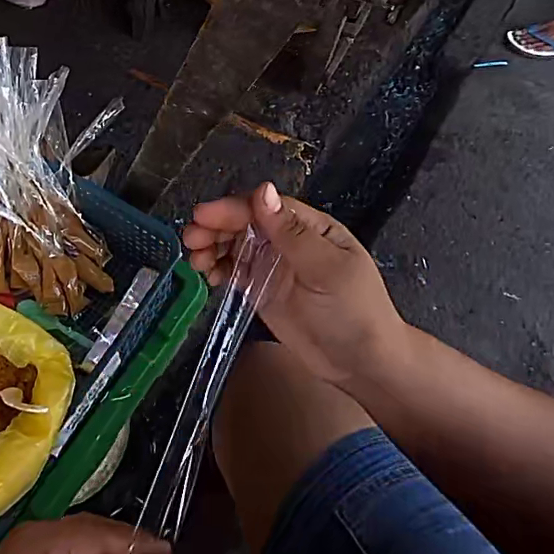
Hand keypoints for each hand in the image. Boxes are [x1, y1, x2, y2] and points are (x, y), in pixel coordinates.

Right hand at [182, 183, 407, 387]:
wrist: (362, 362)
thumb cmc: (354, 310)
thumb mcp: (326, 268)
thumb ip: (291, 233)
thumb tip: (263, 191)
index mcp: (310, 227)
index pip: (265, 207)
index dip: (233, 209)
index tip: (203, 216)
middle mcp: (289, 241)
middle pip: (246, 223)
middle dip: (216, 226)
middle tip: (191, 238)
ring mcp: (274, 266)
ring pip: (236, 245)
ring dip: (212, 246)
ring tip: (195, 259)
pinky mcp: (263, 291)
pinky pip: (236, 272)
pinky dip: (218, 269)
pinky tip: (207, 274)